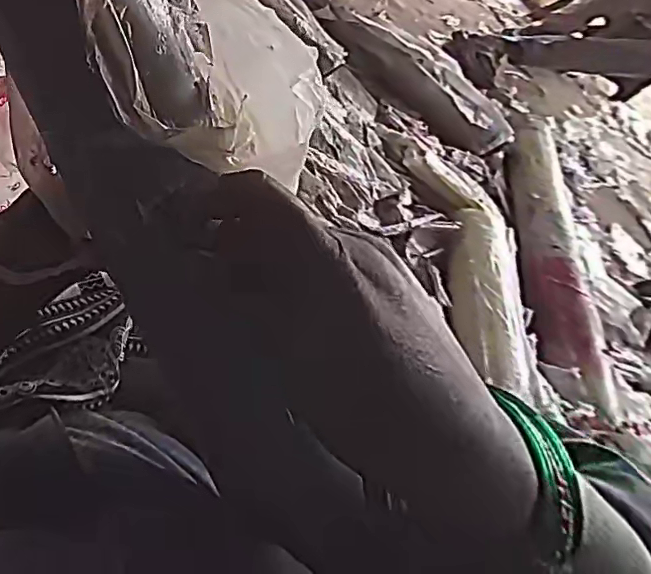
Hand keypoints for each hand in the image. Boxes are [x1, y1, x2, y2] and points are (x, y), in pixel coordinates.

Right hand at [166, 172, 537, 555]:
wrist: (470, 456)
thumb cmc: (370, 408)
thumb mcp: (291, 356)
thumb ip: (241, 301)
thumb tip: (196, 267)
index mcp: (331, 256)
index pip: (261, 194)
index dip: (214, 196)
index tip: (181, 219)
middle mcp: (355, 244)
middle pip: (276, 214)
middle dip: (229, 228)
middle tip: (198, 258)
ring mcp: (379, 260)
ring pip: (300, 236)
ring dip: (259, 249)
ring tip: (234, 285)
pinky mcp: (393, 280)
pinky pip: (327, 255)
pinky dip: (291, 265)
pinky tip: (281, 302)